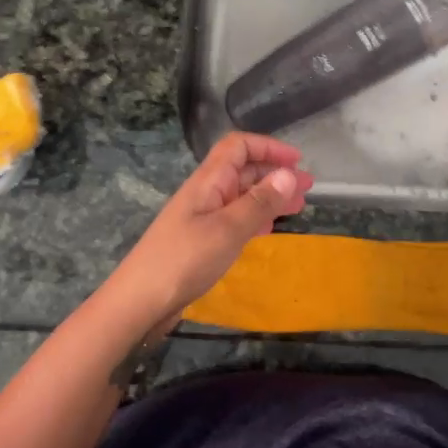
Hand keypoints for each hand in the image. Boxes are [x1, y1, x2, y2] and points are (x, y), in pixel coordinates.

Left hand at [113, 133, 312, 315]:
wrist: (140, 301)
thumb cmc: (184, 260)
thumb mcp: (228, 229)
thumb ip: (260, 202)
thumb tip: (289, 174)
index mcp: (209, 181)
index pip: (238, 147)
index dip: (268, 147)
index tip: (297, 161)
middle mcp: (205, 193)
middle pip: (242, 170)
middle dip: (275, 173)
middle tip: (307, 188)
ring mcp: (202, 217)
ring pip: (241, 196)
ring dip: (269, 197)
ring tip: (298, 207)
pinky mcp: (201, 241)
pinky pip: (234, 219)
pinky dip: (255, 218)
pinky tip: (269, 229)